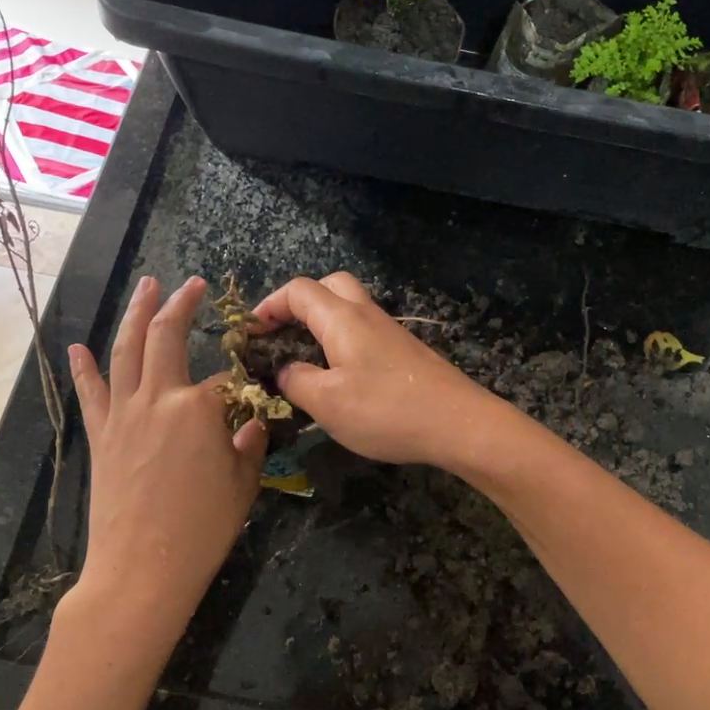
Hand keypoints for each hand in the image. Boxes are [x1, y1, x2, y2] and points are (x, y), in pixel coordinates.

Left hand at [69, 275, 266, 621]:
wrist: (140, 572)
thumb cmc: (201, 530)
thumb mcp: (243, 485)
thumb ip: (249, 444)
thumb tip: (253, 421)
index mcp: (198, 408)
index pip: (225, 379)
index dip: (242, 379)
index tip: (254, 385)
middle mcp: (158, 398)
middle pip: (166, 337)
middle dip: (180, 304)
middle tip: (192, 284)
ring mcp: (124, 415)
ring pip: (126, 350)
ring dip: (135, 314)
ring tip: (145, 285)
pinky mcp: (101, 436)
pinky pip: (91, 393)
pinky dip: (85, 367)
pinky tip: (79, 346)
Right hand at [251, 272, 508, 470]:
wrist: (458, 423)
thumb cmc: (386, 411)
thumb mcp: (327, 403)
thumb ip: (297, 381)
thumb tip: (284, 370)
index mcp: (342, 318)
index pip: (299, 290)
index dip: (269, 304)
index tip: (250, 332)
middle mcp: (366, 314)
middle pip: (330, 286)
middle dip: (299, 302)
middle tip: (281, 334)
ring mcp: (389, 332)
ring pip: (350, 307)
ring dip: (322, 322)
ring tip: (304, 358)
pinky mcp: (404, 352)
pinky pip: (364, 330)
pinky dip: (342, 340)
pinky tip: (339, 375)